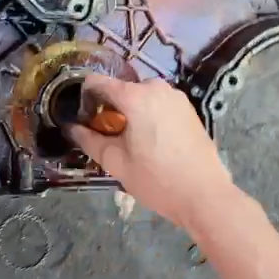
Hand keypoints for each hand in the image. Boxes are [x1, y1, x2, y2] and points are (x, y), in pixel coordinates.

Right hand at [69, 76, 235, 226]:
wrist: (205, 196)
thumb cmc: (157, 179)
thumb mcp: (115, 162)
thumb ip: (89, 140)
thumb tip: (72, 128)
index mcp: (135, 96)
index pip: (97, 82)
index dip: (85, 98)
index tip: (86, 120)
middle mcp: (156, 88)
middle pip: (121, 89)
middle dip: (110, 107)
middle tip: (109, 136)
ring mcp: (176, 97)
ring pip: (141, 96)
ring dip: (130, 111)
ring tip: (131, 141)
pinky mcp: (188, 109)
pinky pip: (158, 104)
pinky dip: (149, 115)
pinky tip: (152, 142)